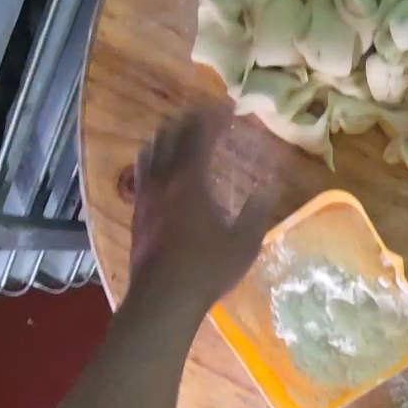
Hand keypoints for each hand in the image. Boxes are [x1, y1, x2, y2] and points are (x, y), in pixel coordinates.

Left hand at [127, 107, 274, 314]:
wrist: (164, 299)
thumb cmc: (207, 271)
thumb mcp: (243, 244)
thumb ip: (256, 212)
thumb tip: (270, 186)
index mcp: (190, 180)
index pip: (199, 134)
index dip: (214, 116)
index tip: (228, 108)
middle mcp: (163, 179)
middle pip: (170, 135)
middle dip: (188, 120)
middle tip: (205, 118)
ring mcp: (145, 196)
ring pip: (150, 151)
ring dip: (166, 137)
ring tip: (179, 137)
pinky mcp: (136, 214)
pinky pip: (142, 174)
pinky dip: (154, 161)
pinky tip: (161, 172)